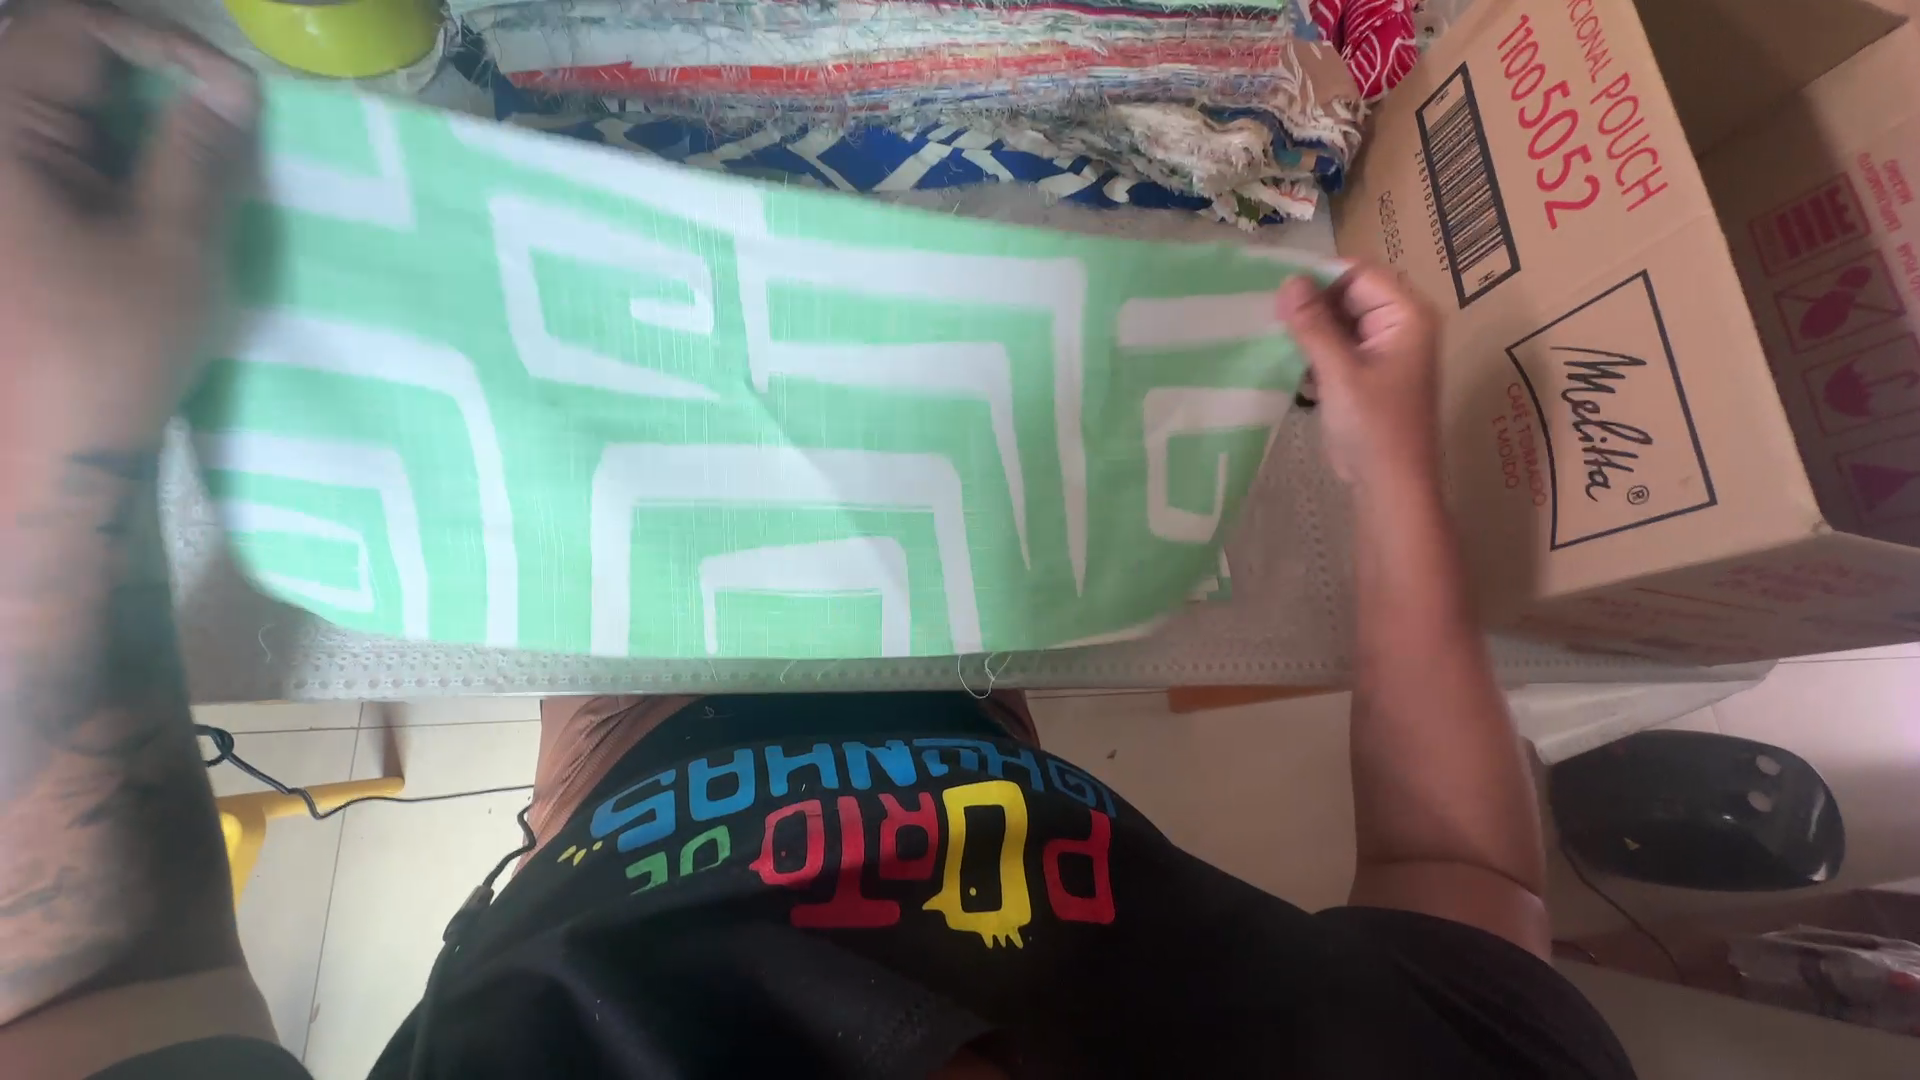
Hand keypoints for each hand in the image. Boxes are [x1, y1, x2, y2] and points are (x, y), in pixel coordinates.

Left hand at [0, 3, 255, 460]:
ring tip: (200, 163)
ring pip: (54, 102)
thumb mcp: (173, 245)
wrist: (42, 432)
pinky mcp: (2, 208)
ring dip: (133, 120)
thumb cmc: (110, 340)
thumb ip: (198, 157)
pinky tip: (155, 191)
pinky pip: (47, 146)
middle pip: (53, 57)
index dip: (165, 46)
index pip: (69, 31)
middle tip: (226, 125)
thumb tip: (232, 87)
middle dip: (150, 80)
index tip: (242, 92)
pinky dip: (108, 153)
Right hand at [1275, 265, 1442, 496]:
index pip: (1358, 273)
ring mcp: (1382, 351)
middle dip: (1309, 304)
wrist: (1389, 484)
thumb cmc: (1373, 428)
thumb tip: (1288, 282)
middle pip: (1348, 295)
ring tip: (1269, 336)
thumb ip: (1314, 326)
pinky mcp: (1365, 374)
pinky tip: (1285, 361)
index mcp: (1406, 315)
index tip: (1273, 290)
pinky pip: (1335, 348)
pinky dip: (1311, 351)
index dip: (1317, 277)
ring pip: (1338, 323)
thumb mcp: (1339, 373)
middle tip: (1265, 315)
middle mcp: (1398, 325)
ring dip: (1306, 330)